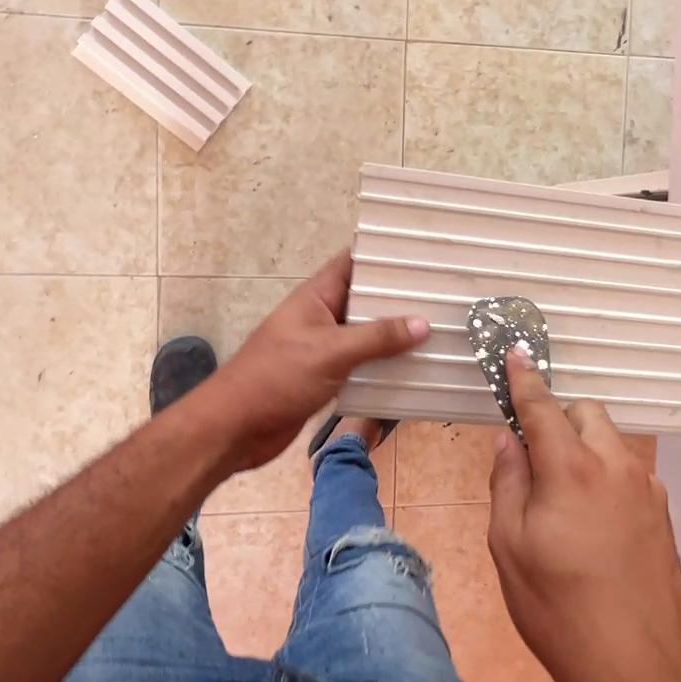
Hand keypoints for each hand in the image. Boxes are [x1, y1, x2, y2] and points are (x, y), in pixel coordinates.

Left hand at [189, 249, 428, 472]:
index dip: (383, 255)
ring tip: (441, 331)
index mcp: (315, 297)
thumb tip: (423, 323)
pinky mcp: (326, 379)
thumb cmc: (276, 377)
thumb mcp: (330, 351)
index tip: (422, 253)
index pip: (352, 263)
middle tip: (444, 297)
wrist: (236, 428)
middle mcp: (321, 317)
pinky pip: (362, 366)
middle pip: (365, 301)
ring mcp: (323, 349)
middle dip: (399, 300)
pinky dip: (384, 368)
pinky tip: (415, 371)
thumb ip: (377, 338)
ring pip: (366, 336)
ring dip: (395, 337)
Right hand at [487, 350, 680, 681]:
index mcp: (571, 468)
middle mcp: (616, 466)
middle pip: (586, 414)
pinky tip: (590, 522)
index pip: (542, 406)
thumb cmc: (557, 608)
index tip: (515, 351)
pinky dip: (604, 474)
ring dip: (582, 446)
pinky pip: (627, 472)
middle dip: (558, 417)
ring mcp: (646, 490)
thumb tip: (509, 439)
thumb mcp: (509, 545)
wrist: (637, 669)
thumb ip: (508, 481)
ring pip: (610, 442)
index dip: (524, 377)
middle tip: (531, 455)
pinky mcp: (662, 516)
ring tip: (559, 496)